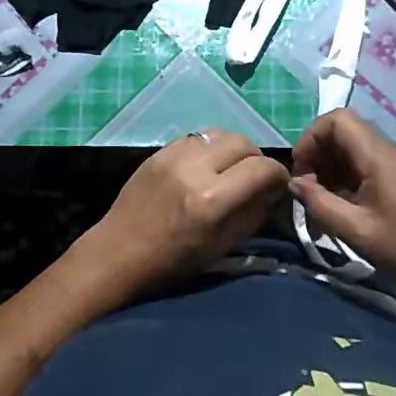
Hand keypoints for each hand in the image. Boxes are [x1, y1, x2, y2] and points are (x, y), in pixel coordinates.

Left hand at [67, 129, 288, 297]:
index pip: (262, 168)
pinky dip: (209, 148)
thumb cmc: (172, 262)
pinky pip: (196, 138)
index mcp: (211, 200)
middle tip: (255, 177)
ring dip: (233, 149)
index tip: (278, 185)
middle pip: (243, 143)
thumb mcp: (222, 247)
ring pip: (220, 134)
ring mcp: (173, 156)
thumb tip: (273, 191)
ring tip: (230, 169)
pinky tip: (204, 167)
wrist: (117, 254)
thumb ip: (253, 214)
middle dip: (257, 158)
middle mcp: (194, 169)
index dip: (278, 175)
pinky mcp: (159, 151)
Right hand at [290, 109, 395, 293]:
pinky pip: (359, 158)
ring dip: (327, 161)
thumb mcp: (355, 229)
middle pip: (341, 127)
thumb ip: (320, 203)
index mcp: (376, 156)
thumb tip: (294, 183)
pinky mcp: (392, 174)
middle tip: (306, 181)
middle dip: (316, 149)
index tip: (301, 168)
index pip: (337, 119)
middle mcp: (383, 149)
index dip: (311, 136)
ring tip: (317, 192)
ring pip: (349, 142)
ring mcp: (389, 161)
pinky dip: (341, 170)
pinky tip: (335, 197)